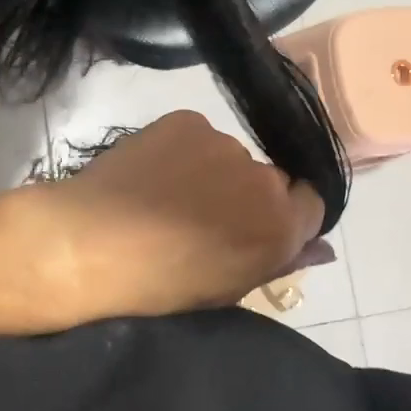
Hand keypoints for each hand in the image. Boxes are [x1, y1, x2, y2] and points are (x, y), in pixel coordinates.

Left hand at [7, 111, 326, 331]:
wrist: (87, 242)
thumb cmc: (157, 284)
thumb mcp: (225, 289)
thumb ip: (280, 261)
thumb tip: (323, 250)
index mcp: (279, 226)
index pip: (312, 204)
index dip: (285, 216)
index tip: (252, 229)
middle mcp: (262, 178)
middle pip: (269, 179)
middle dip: (245, 195)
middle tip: (202, 218)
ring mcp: (224, 144)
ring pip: (230, 157)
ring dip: (212, 172)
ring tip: (166, 197)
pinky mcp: (186, 120)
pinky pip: (197, 135)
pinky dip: (183, 151)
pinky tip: (151, 175)